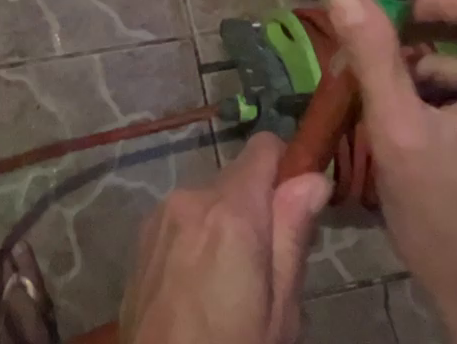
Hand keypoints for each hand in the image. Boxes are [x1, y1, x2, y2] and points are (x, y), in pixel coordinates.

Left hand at [119, 132, 331, 343]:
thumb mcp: (280, 308)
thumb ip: (293, 234)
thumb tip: (313, 176)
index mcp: (232, 211)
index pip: (264, 147)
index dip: (286, 167)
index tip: (298, 203)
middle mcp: (192, 197)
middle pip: (237, 176)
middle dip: (258, 205)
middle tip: (267, 261)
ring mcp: (161, 213)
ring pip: (209, 197)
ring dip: (225, 220)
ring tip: (230, 279)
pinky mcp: (142, 233)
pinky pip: (183, 216)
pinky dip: (198, 234)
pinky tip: (198, 281)